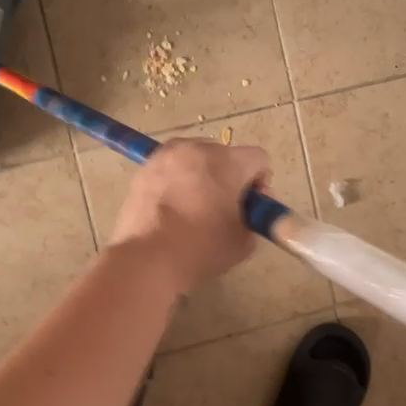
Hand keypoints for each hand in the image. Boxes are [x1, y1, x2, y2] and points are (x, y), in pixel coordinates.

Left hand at [108, 139, 270, 293]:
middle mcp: (198, 147)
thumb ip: (257, 216)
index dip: (259, 182)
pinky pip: (171, 167)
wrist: (147, 258)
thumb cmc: (201, 248)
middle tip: (221, 207)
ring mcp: (168, 154)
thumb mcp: (244, 240)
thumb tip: (250, 206)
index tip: (249, 205)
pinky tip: (171, 207)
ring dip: (201, 175)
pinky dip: (176, 180)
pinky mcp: (145, 166)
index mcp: (228, 161)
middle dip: (228, 176)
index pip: (258, 159)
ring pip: (196, 158)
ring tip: (192, 206)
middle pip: (225, 155)